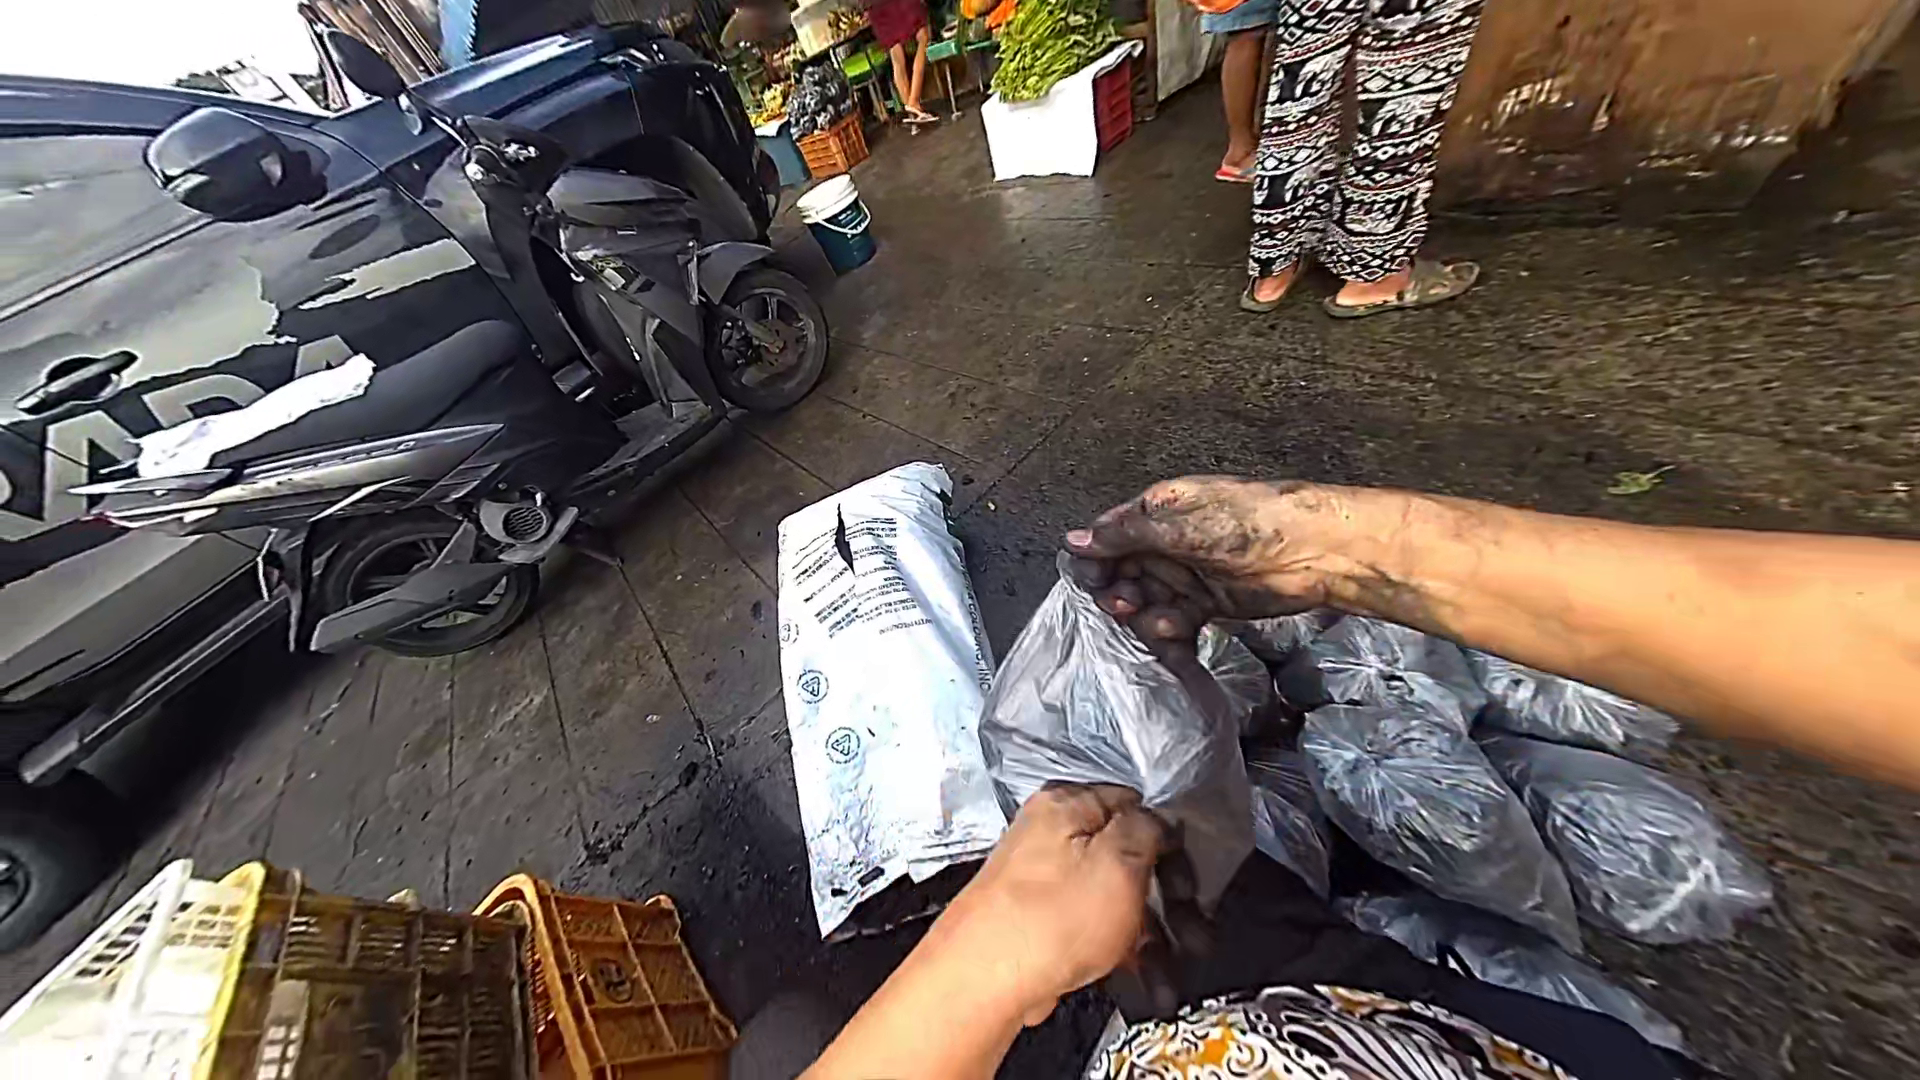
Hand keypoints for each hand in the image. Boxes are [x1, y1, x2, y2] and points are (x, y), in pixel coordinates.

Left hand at [929, 784, 1164, 1025]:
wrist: (988, 977)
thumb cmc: (1044, 920)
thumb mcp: (1118, 864)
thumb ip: (1146, 830)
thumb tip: (1158, 821)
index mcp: (1064, 803)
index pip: (1130, 802)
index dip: (1164, 837)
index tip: (1183, 873)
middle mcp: (1046, 829)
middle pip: (1118, 849)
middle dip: (1156, 890)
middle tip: (1180, 924)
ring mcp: (1039, 872)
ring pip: (1105, 890)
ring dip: (1141, 925)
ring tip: (1161, 961)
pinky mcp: (1035, 913)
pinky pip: (1086, 920)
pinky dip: (1113, 943)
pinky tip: (1136, 972)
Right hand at [1063, 477, 1361, 651]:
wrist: (1314, 552)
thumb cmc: (1248, 522)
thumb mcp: (1179, 525)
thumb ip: (1124, 536)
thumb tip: (1073, 541)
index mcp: (1154, 513)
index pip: (1108, 539)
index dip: (1096, 562)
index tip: (1095, 582)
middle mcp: (1164, 544)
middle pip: (1122, 574)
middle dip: (1120, 593)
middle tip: (1127, 603)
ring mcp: (1183, 574)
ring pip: (1144, 602)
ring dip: (1145, 615)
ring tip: (1164, 620)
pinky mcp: (1203, 604)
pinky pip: (1171, 621)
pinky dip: (1168, 632)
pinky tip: (1177, 635)